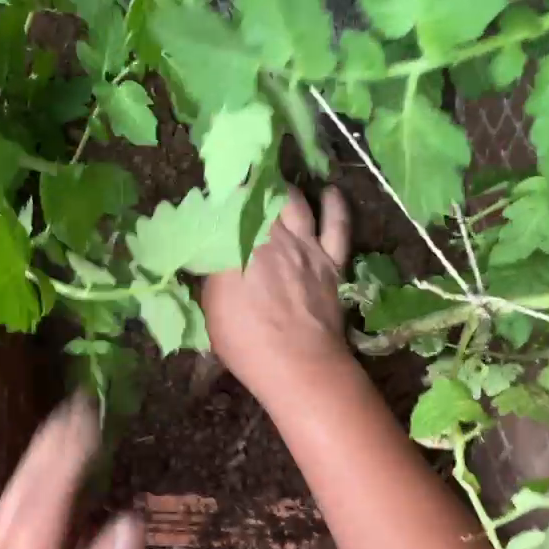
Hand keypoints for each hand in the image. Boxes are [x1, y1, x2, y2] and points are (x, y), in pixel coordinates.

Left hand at [0, 401, 143, 548]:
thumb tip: (129, 524)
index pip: (46, 501)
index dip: (66, 456)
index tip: (87, 416)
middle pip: (22, 495)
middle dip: (47, 448)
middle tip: (73, 409)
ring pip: (11, 509)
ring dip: (35, 466)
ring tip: (58, 436)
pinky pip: (10, 527)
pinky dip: (28, 495)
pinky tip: (40, 496)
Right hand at [202, 187, 352, 403]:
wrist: (298, 364)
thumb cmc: (245, 342)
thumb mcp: (211, 309)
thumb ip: (212, 276)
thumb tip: (210, 259)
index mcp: (234, 245)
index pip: (222, 209)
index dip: (218, 200)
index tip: (211, 199)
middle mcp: (269, 234)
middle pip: (258, 198)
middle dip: (247, 187)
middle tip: (241, 184)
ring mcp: (304, 244)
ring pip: (294, 201)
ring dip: (283, 190)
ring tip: (276, 185)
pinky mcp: (331, 259)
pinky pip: (337, 224)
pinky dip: (335, 205)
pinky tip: (330, 192)